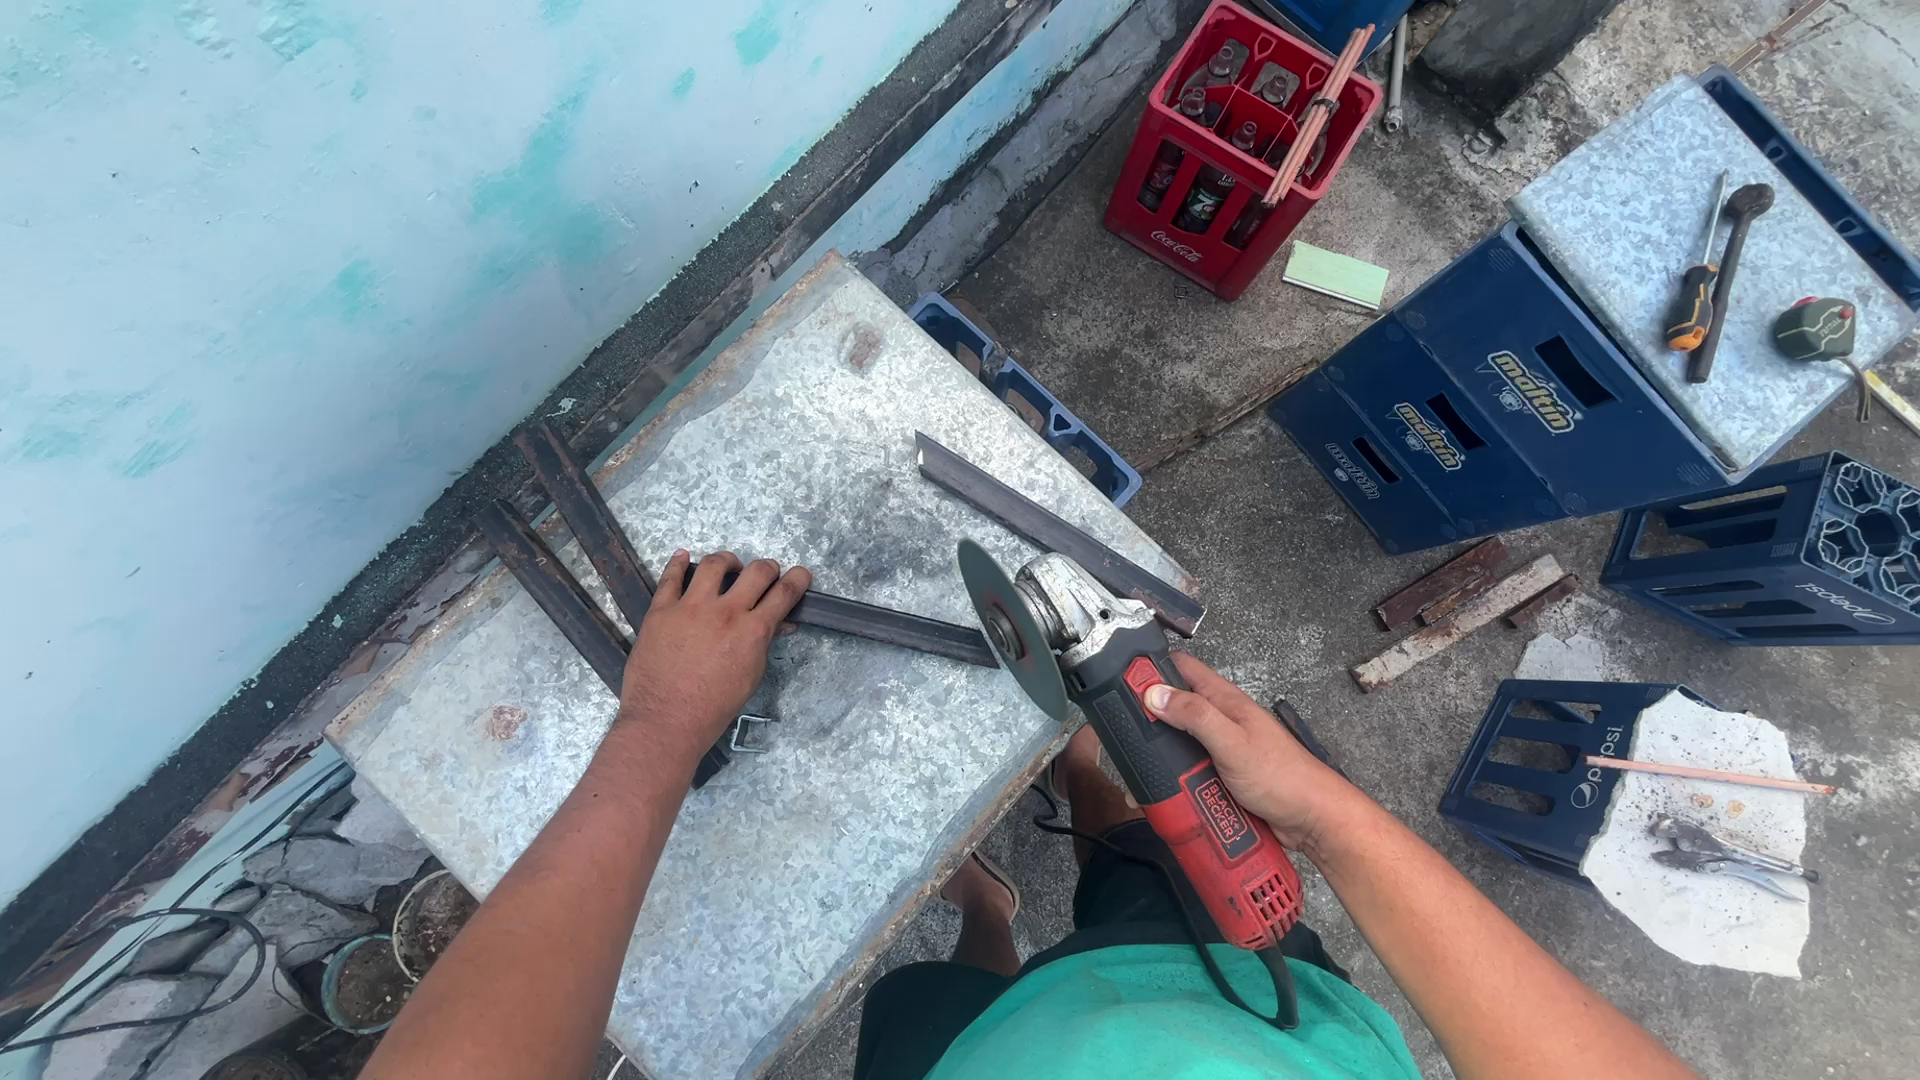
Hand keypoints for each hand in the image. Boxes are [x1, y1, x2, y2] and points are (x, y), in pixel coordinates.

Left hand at [616, 550, 810, 768]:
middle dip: (768, 568)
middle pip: (756, 571)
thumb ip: (764, 643)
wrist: (666, 719)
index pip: (784, 593)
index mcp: (753, 630)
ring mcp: (690, 607)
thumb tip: (778, 623)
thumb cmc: (715, 706)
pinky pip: (670, 577)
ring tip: (729, 565)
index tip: (801, 574)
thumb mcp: (751, 674)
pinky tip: (683, 556)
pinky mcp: (661, 610)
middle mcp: (725, 611)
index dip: (798, 579)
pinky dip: (678, 563)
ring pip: (714, 565)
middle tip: (766, 573)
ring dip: (728, 560)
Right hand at [1143, 653, 1367, 851]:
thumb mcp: (1232, 741)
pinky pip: (1189, 776)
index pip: (1182, 669)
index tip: (1123, 678)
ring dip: (1160, 760)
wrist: (1313, 822)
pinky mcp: (1220, 778)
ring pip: (1178, 748)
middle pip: (1173, 711)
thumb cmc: (1282, 776)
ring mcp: (1219, 750)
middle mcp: (1220, 721)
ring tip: (1137, 774)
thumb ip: (1194, 715)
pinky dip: (1175, 785)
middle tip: (1121, 735)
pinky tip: (1162, 797)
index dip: (1153, 667)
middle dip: (1149, 721)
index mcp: (1224, 701)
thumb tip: (1155, 693)